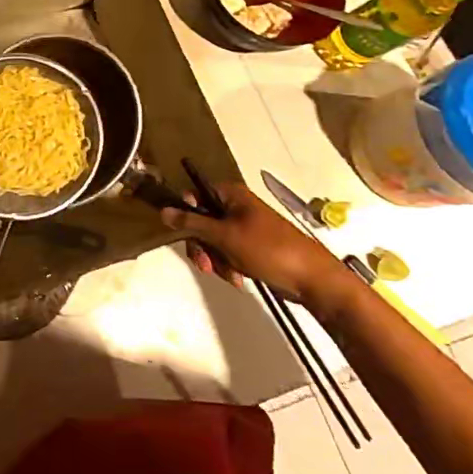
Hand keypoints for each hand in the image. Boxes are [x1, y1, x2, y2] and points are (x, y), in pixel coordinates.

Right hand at [162, 182, 355, 307]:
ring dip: (216, 260)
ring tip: (229, 275)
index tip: (184, 236)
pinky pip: (227, 253)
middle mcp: (236, 206)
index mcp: (231, 194)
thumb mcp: (225, 236)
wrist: (309, 277)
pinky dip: (228, 266)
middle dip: (202, 246)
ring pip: (213, 241)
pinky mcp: (250, 247)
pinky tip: (238, 279)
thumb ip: (192, 223)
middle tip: (206, 265)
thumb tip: (163, 210)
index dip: (186, 215)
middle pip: (201, 222)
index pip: (195, 195)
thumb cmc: (267, 249)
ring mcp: (244, 228)